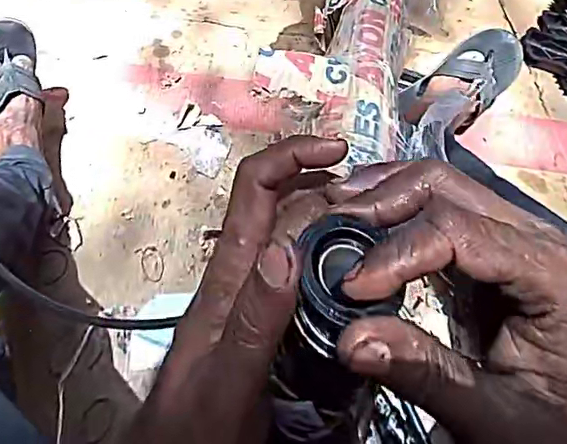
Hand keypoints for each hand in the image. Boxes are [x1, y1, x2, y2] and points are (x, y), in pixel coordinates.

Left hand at [131, 136, 347, 442]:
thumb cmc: (192, 426)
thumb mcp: (225, 379)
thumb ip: (252, 322)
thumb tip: (284, 251)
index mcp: (230, 271)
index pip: (255, 185)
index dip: (291, 154)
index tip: (337, 149)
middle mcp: (244, 268)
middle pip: (283, 200)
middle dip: (325, 185)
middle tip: (375, 203)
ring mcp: (256, 290)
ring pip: (294, 230)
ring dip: (330, 215)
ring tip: (373, 225)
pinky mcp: (268, 316)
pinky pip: (303, 268)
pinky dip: (330, 253)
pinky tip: (355, 270)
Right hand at [326, 160, 566, 443]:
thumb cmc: (563, 436)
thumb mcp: (495, 419)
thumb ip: (424, 373)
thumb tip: (349, 339)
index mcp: (548, 274)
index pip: (455, 230)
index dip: (397, 250)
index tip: (352, 284)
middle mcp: (534, 235)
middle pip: (444, 186)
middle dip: (383, 200)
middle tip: (331, 223)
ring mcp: (516, 231)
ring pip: (439, 182)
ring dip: (386, 192)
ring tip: (338, 209)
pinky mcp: (496, 240)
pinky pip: (442, 203)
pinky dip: (399, 203)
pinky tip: (367, 215)